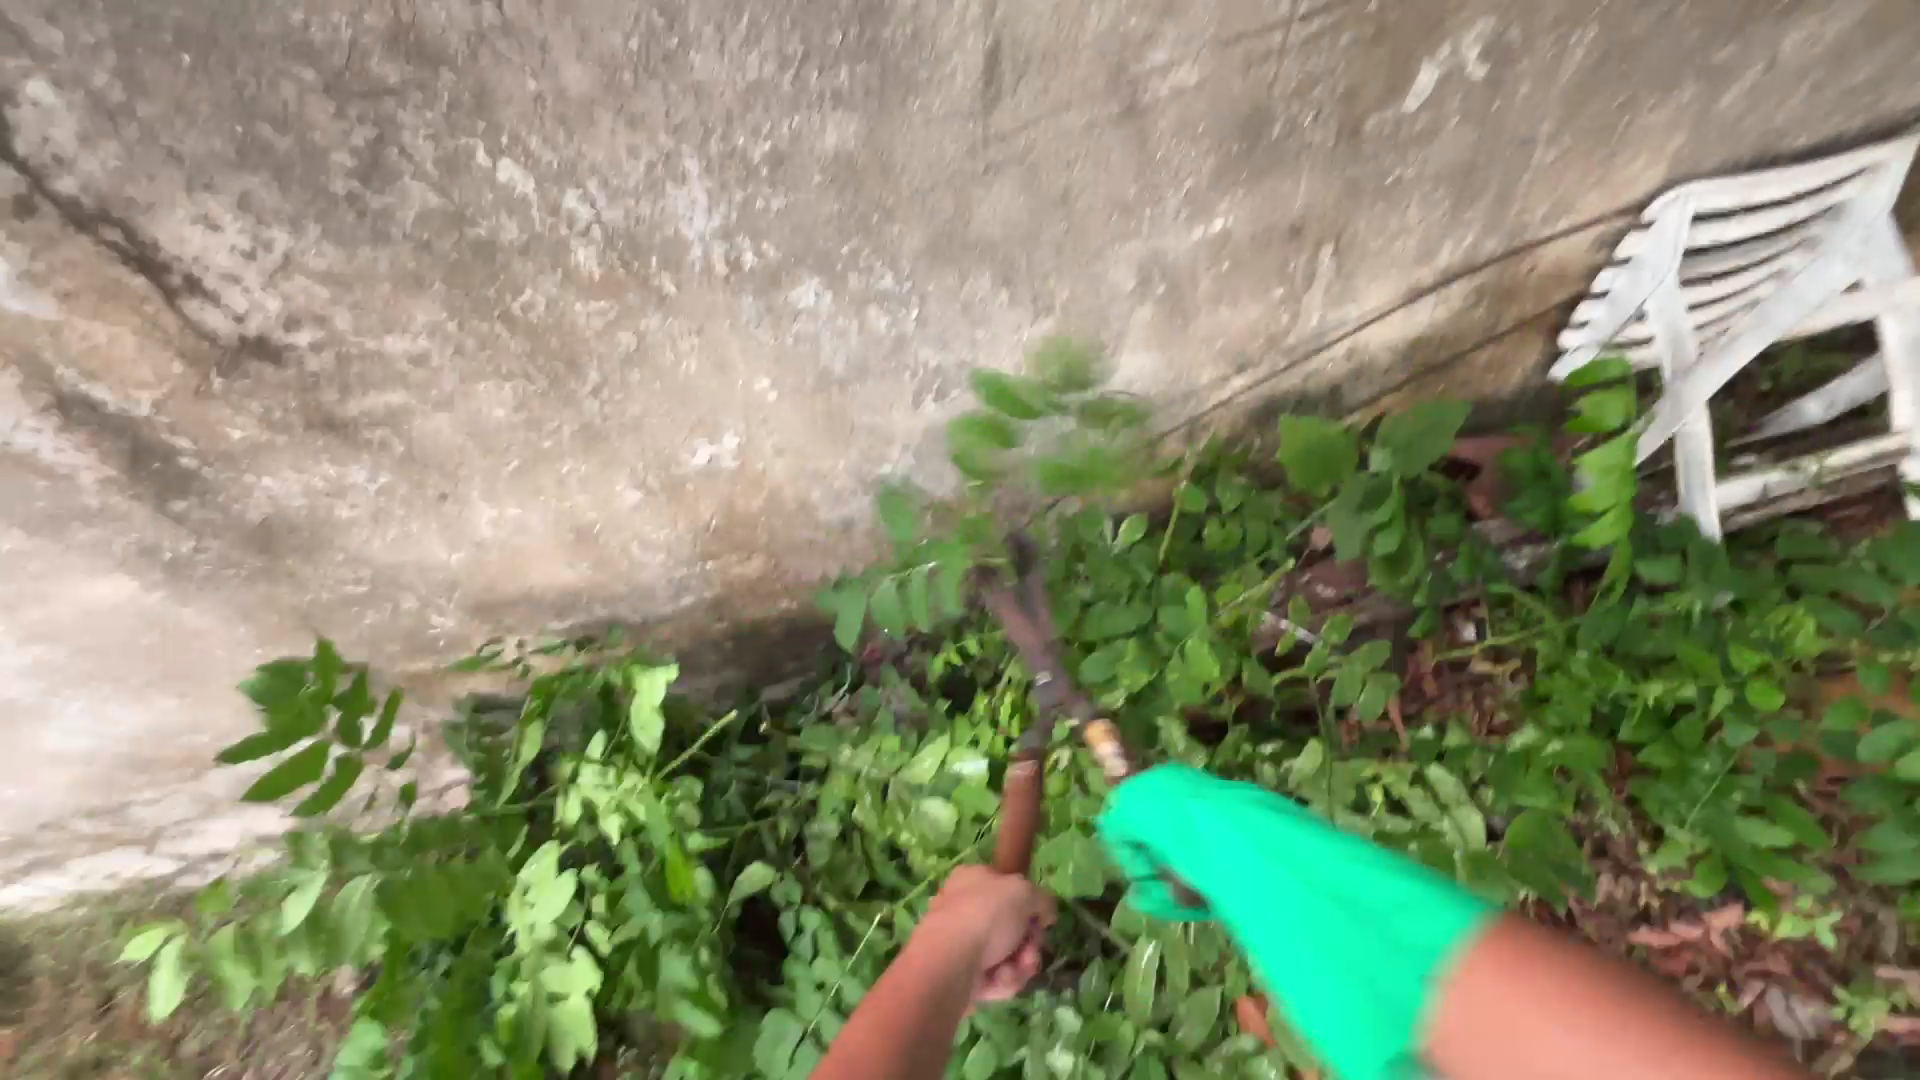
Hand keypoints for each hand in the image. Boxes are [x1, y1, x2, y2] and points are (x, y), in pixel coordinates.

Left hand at [918, 866, 1055, 1002]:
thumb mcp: (1024, 892)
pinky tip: (998, 981)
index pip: (1008, 889)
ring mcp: (960, 942)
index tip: (1040, 921)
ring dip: (1019, 965)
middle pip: (1012, 926)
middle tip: (1030, 951)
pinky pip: (994, 977)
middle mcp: (964, 906)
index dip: (1029, 906)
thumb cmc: (985, 915)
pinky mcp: (960, 974)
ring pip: (1006, 955)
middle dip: (1028, 943)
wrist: (948, 963)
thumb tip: (1045, 912)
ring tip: (1015, 969)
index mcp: (972, 878)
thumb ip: (1042, 899)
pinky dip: (1002, 981)